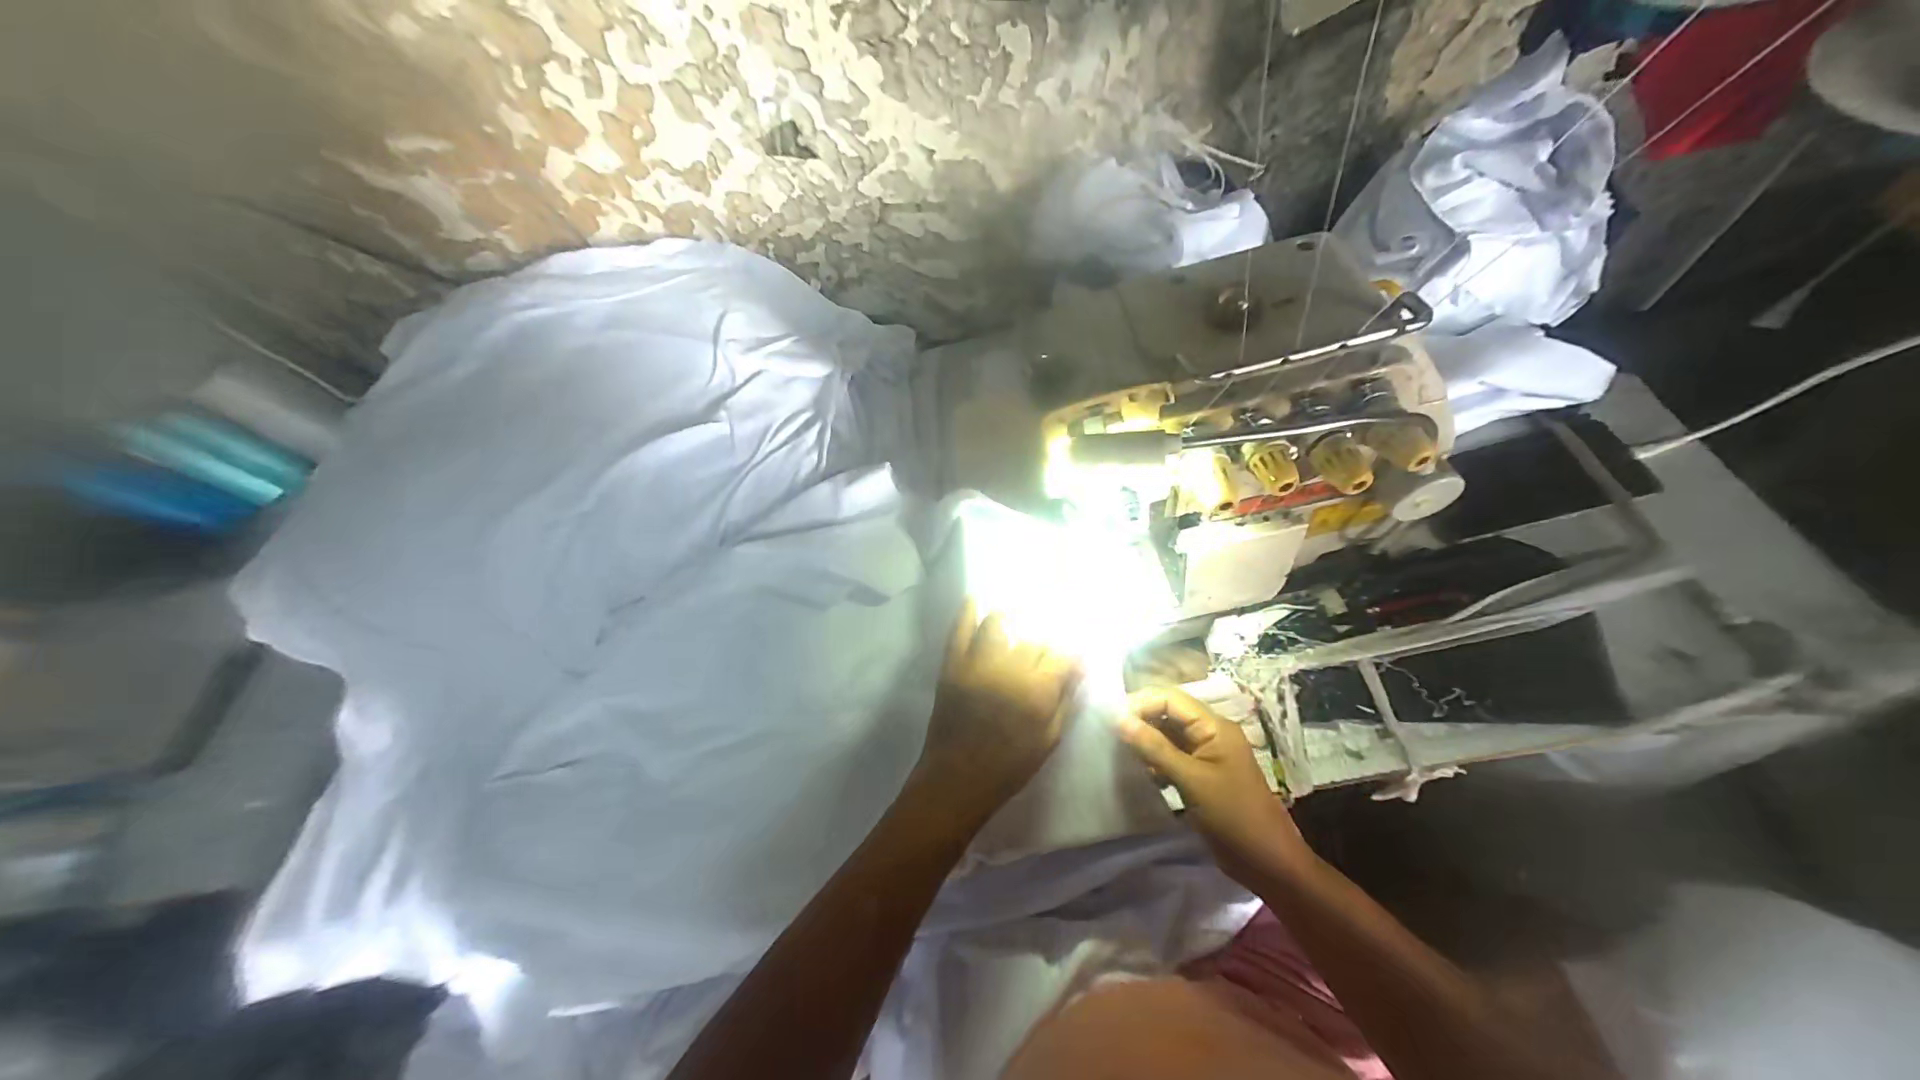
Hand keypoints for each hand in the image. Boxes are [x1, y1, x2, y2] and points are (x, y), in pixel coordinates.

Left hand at [909, 601, 1081, 828]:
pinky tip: (975, 598)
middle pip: (1034, 639)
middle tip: (1046, 649)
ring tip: (1018, 618)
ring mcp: (977, 663)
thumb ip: (1066, 701)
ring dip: (1012, 618)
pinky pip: (959, 630)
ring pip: (998, 624)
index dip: (1072, 654)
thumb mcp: (1049, 739)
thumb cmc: (1010, 766)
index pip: (1063, 655)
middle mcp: (1010, 669)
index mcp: (1038, 690)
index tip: (1074, 655)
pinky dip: (967, 611)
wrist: (957, 778)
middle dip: (1045, 642)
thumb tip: (1081, 669)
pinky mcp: (952, 665)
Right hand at [1116, 687, 1313, 886]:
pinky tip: (1137, 771)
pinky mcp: (1200, 776)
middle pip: (1168, 713)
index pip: (1171, 699)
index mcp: (1214, 727)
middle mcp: (1210, 734)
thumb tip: (1119, 720)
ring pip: (1167, 735)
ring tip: (1120, 753)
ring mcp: (1205, 755)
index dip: (1141, 703)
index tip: (1112, 721)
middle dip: (1140, 720)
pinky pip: (1171, 756)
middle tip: (1111, 736)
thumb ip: (1155, 748)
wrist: (1267, 861)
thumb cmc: (1233, 815)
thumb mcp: (1191, 780)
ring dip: (1145, 741)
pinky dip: (1153, 760)